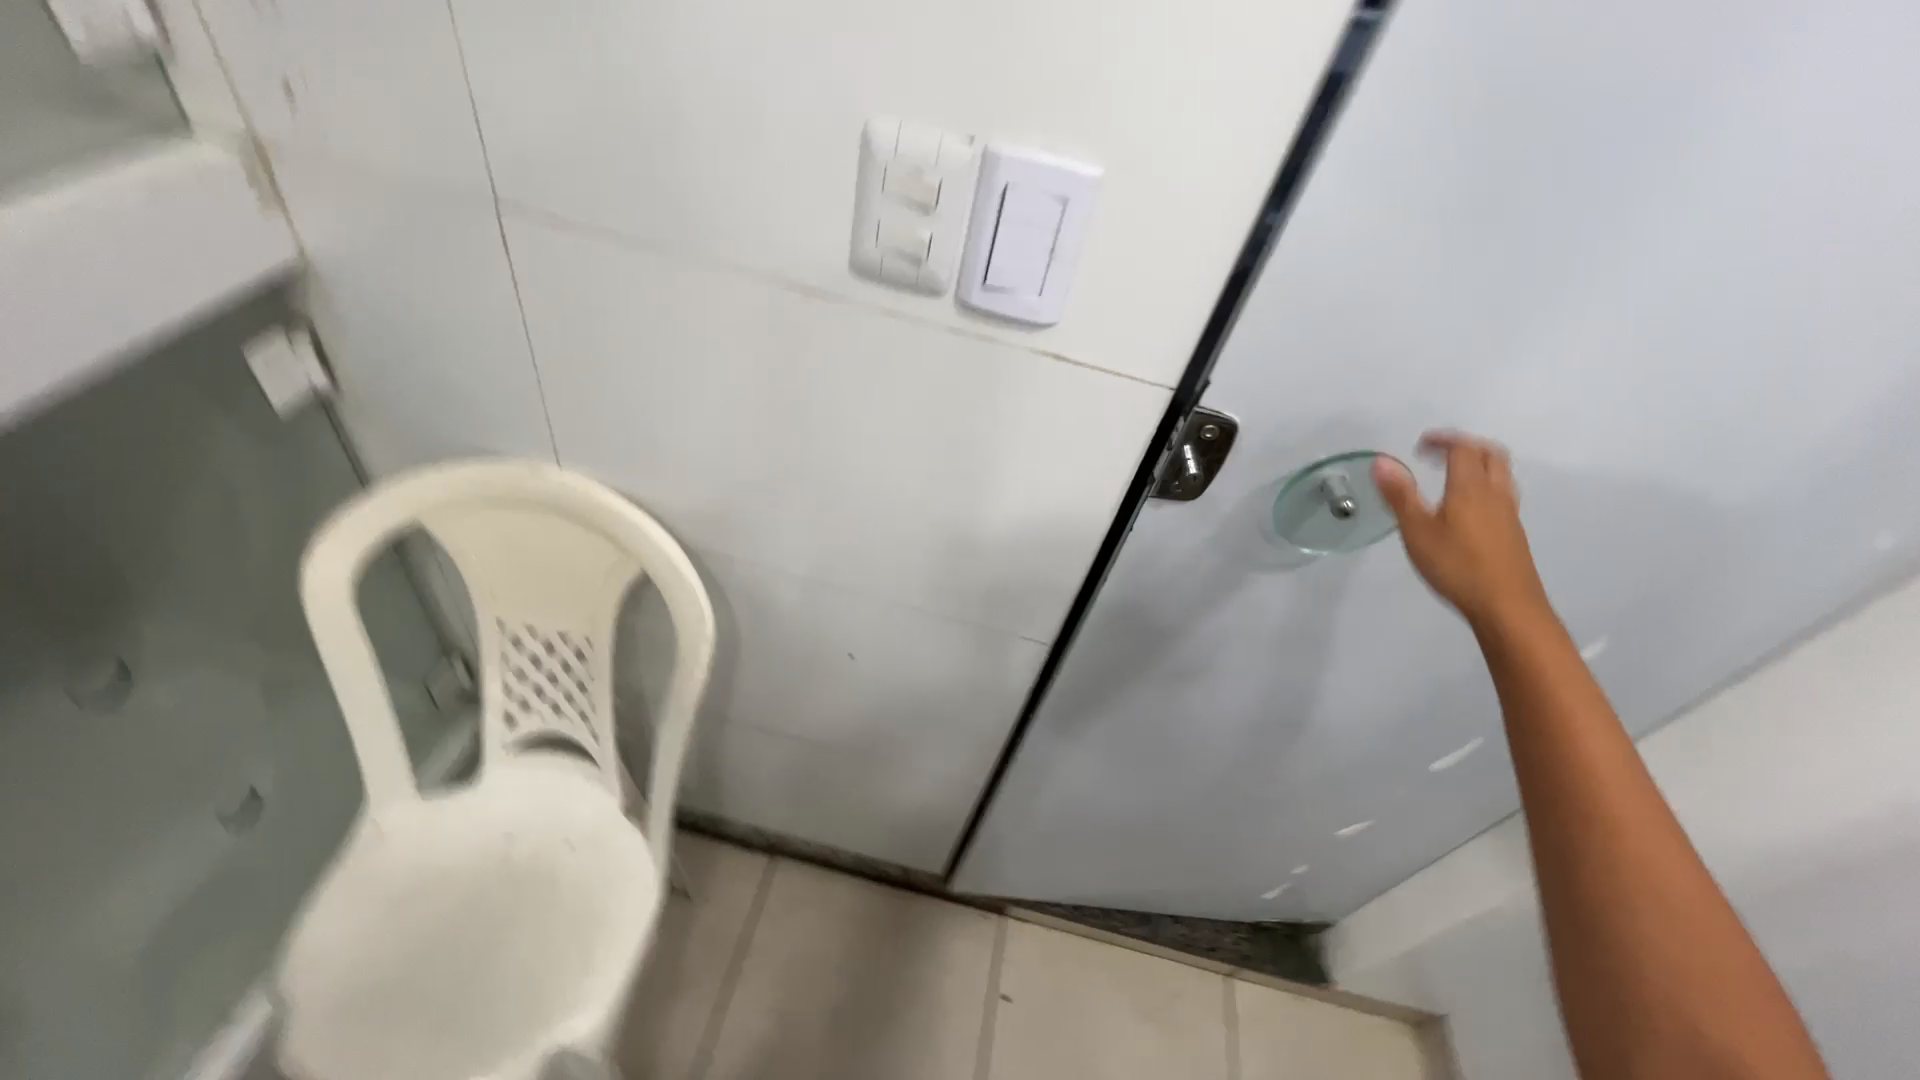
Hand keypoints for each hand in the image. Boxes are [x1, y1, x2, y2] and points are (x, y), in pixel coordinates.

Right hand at [1372, 431, 1550, 627]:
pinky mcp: (1513, 532)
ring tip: (1453, 476)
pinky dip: (1484, 487)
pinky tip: (1466, 510)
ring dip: (1478, 465)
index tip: (1420, 446)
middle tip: (1438, 455)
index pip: (1462, 448)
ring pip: (1501, 474)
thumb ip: (1400, 495)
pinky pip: (1502, 495)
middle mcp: (1495, 493)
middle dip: (1465, 446)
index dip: (1442, 441)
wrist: (1507, 605)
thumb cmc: (1457, 566)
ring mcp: (1509, 513)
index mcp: (1471, 488)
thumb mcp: (1417, 531)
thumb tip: (1382, 461)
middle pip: (1490, 454)